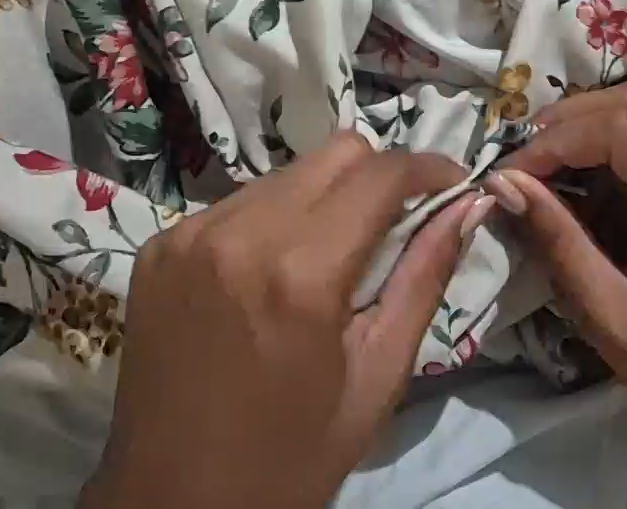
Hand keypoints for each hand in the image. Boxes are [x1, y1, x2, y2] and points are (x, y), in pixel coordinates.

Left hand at [81, 133, 489, 508]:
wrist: (175, 503)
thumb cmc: (292, 454)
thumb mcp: (378, 375)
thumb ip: (425, 276)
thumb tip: (467, 206)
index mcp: (302, 271)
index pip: (381, 173)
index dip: (429, 169)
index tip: (453, 185)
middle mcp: (241, 232)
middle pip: (336, 152)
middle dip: (378, 177)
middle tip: (392, 225)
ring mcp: (190, 233)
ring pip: (286, 172)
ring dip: (323, 198)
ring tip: (328, 256)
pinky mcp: (159, 245)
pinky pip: (238, 201)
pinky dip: (270, 220)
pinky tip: (270, 273)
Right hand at [486, 85, 626, 507]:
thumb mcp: (613, 323)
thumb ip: (561, 244)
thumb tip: (504, 182)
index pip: (625, 132)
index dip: (558, 140)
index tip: (510, 173)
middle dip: (567, 124)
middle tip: (521, 165)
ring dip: (586, 129)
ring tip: (544, 170)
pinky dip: (611, 145)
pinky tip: (584, 183)